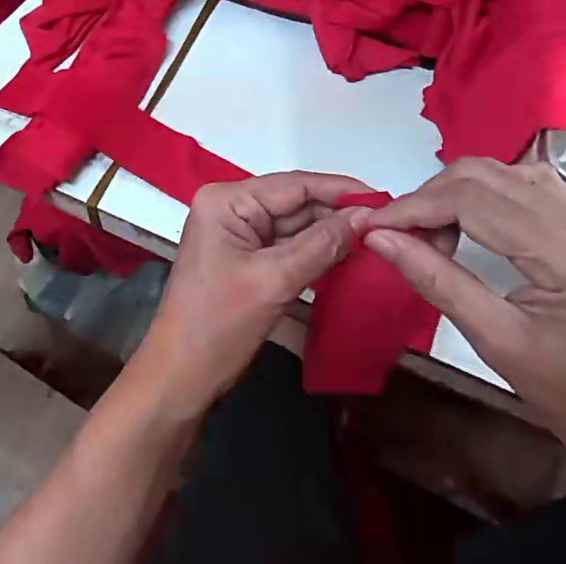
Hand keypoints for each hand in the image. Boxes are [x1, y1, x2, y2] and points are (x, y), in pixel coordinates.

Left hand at [134, 172, 371, 414]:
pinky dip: (316, 251)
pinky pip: (288, 245)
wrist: (180, 379)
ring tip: (375, 238)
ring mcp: (239, 233)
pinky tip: (347, 256)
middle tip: (385, 224)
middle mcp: (232, 207)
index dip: (340, 190)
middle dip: (338, 214)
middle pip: (296, 203)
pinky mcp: (247, 257)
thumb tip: (365, 217)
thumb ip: (321, 244)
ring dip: (331, 234)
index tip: (382, 199)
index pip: (294, 185)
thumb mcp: (274, 281)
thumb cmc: (218, 326)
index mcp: (227, 201)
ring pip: (296, 225)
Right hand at [361, 157, 565, 454]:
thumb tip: (380, 238)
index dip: (415, 205)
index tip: (373, 224)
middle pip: (488, 175)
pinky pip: (526, 186)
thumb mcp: (499, 344)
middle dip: (432, 196)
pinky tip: (469, 223)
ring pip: (505, 173)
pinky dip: (485, 195)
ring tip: (432, 234)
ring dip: (457, 192)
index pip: (473, 200)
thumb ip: (438, 281)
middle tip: (400, 236)